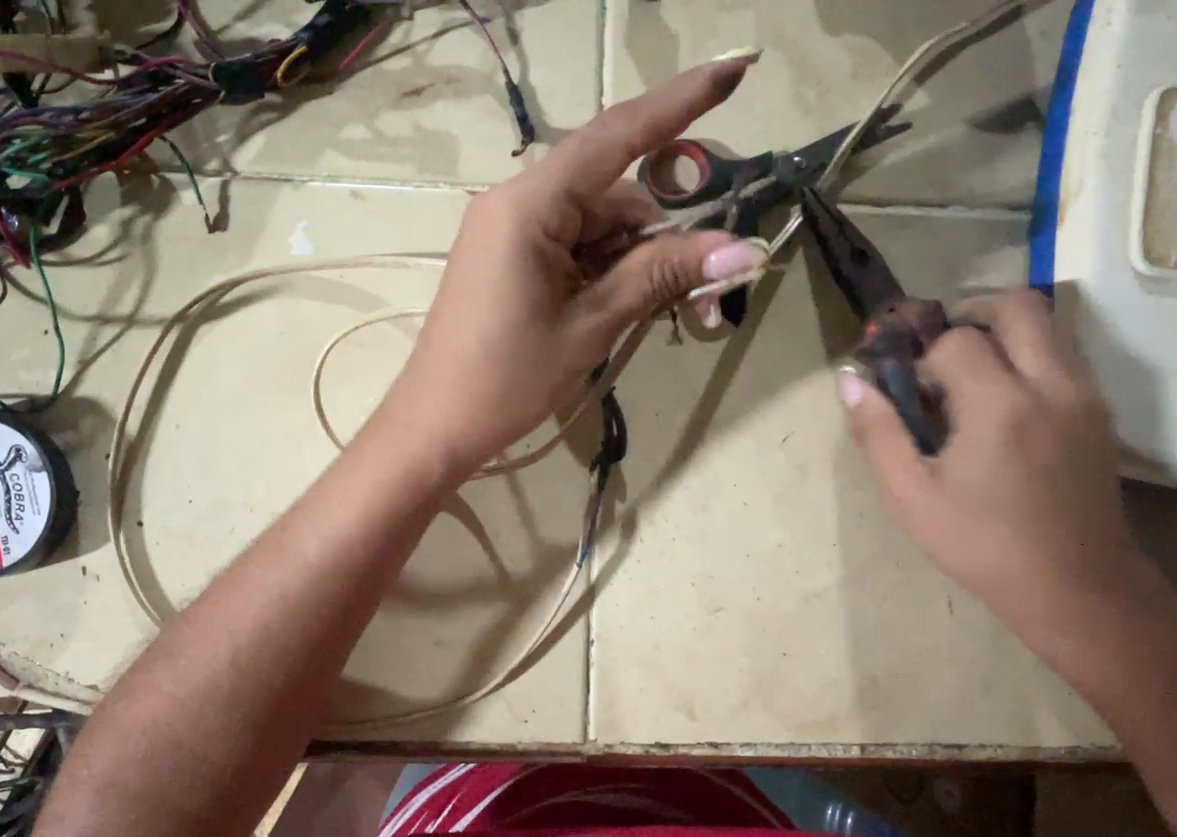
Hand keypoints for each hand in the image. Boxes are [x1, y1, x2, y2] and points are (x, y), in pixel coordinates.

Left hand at [366, 56, 770, 478]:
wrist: (434, 426)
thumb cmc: (506, 380)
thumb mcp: (590, 325)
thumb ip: (661, 276)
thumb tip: (742, 247)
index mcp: (528, 205)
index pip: (615, 136)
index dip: (679, 104)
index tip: (735, 69)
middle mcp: (515, 203)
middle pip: (612, 193)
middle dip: (662, 236)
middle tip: (705, 293)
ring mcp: (508, 232)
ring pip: (596, 225)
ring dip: (636, 262)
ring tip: (665, 317)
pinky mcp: (507, 259)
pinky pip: (571, 247)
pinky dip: (604, 272)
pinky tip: (620, 310)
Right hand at [840, 289, 1146, 631]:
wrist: (1074, 584)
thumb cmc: (980, 544)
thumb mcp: (909, 497)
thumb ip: (877, 434)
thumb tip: (849, 382)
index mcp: (1000, 406)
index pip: (956, 340)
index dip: (921, 356)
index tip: (905, 390)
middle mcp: (1052, 385)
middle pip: (1019, 305)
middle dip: (971, 313)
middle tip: (938, 349)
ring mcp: (1085, 396)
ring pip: (1049, 326)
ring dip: (1003, 334)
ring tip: (966, 378)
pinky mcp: (1100, 413)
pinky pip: (1064, 356)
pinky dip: (1028, 358)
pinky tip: (1000, 406)